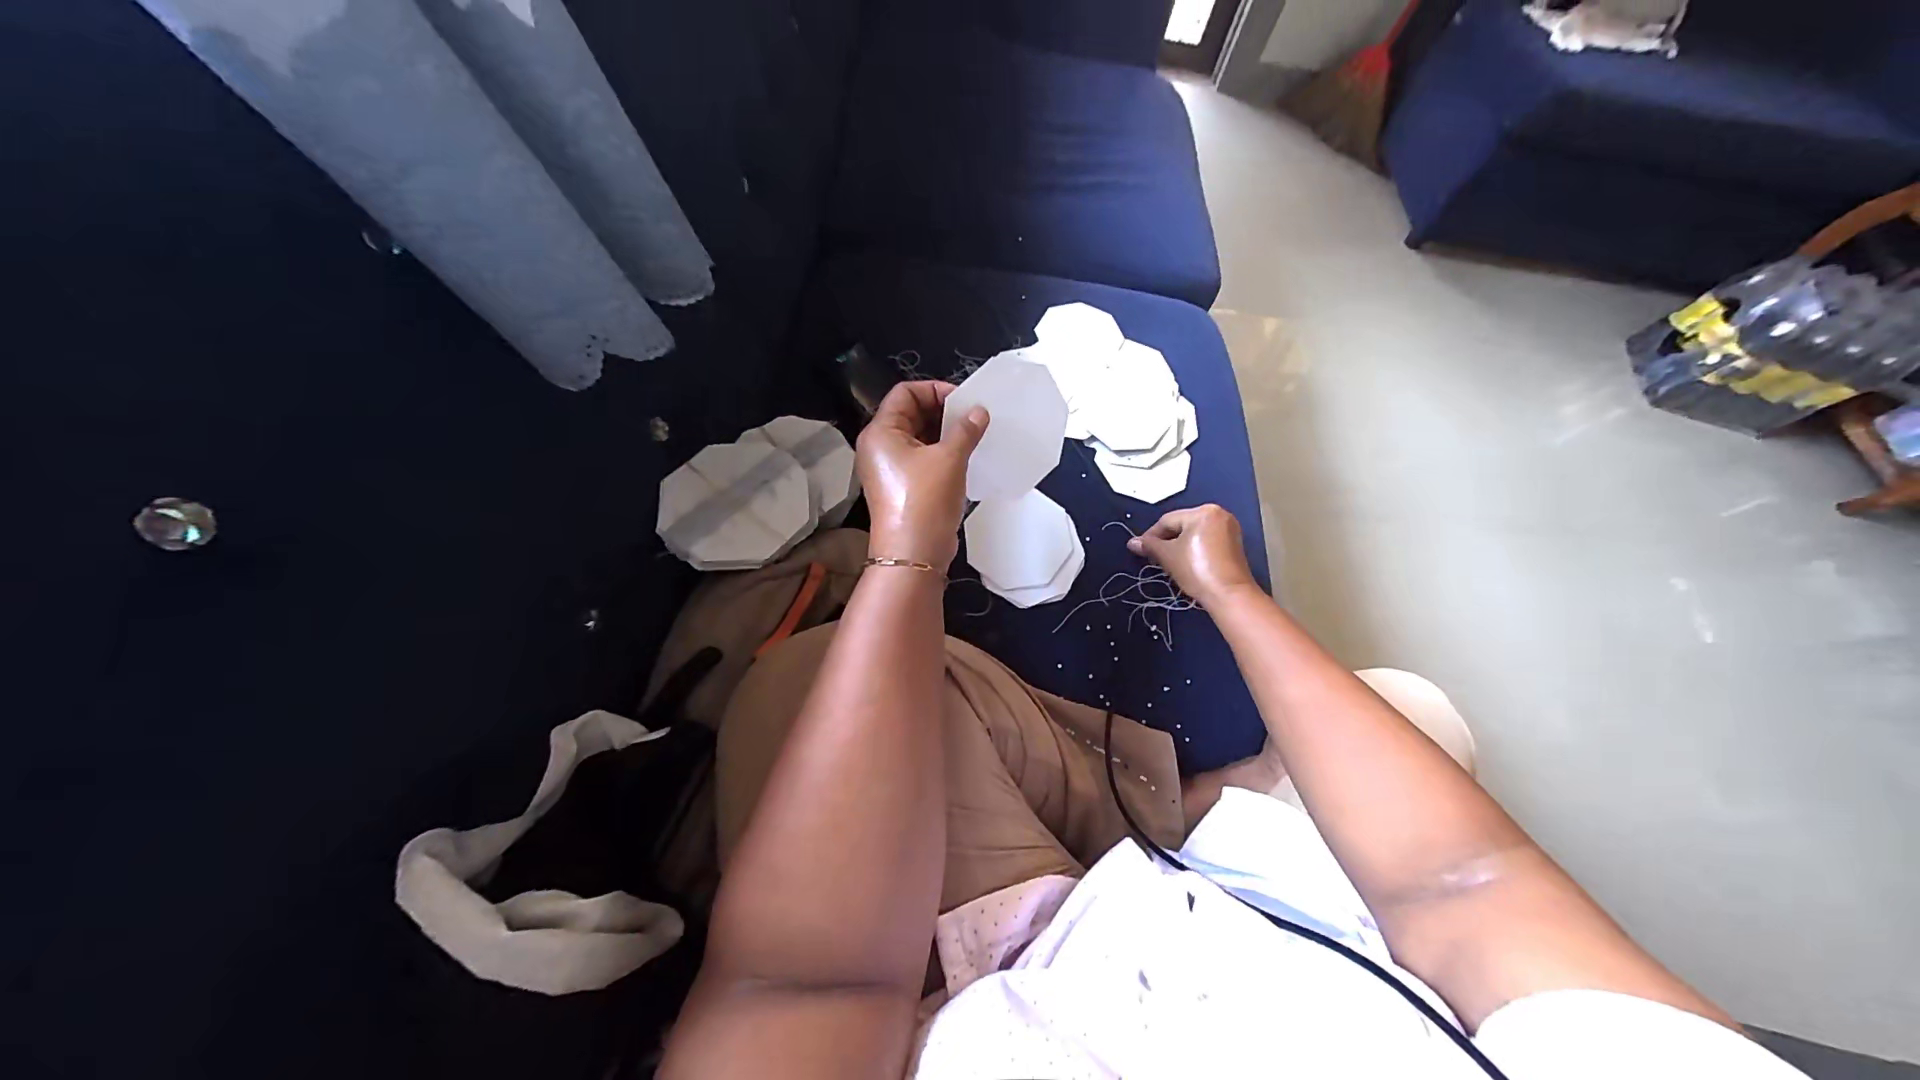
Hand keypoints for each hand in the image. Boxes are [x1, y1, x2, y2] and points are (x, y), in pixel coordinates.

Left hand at [856, 381, 988, 571]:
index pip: (905, 393)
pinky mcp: (903, 486)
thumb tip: (978, 412)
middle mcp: (880, 447)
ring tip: (973, 436)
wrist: (913, 554)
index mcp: (880, 432)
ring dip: (945, 433)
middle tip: (972, 418)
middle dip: (943, 412)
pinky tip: (965, 457)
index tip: (963, 400)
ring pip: (919, 437)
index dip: (935, 390)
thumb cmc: (923, 502)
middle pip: (911, 413)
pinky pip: (922, 459)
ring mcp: (890, 468)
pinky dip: (942, 453)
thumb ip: (965, 430)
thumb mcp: (949, 459)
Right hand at [1127, 504, 1258, 606]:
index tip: (1141, 550)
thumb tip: (1132, 543)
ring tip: (1169, 562)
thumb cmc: (1196, 570)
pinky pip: (1206, 541)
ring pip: (1194, 534)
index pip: (1167, 520)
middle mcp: (1219, 515)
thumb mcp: (1167, 556)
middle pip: (1182, 525)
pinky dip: (1194, 550)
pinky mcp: (1234, 545)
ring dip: (1179, 546)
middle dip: (1166, 542)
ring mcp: (1229, 529)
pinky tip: (1186, 564)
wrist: (1229, 595)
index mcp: (1203, 512)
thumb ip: (1149, 545)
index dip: (1150, 536)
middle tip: (1154, 558)